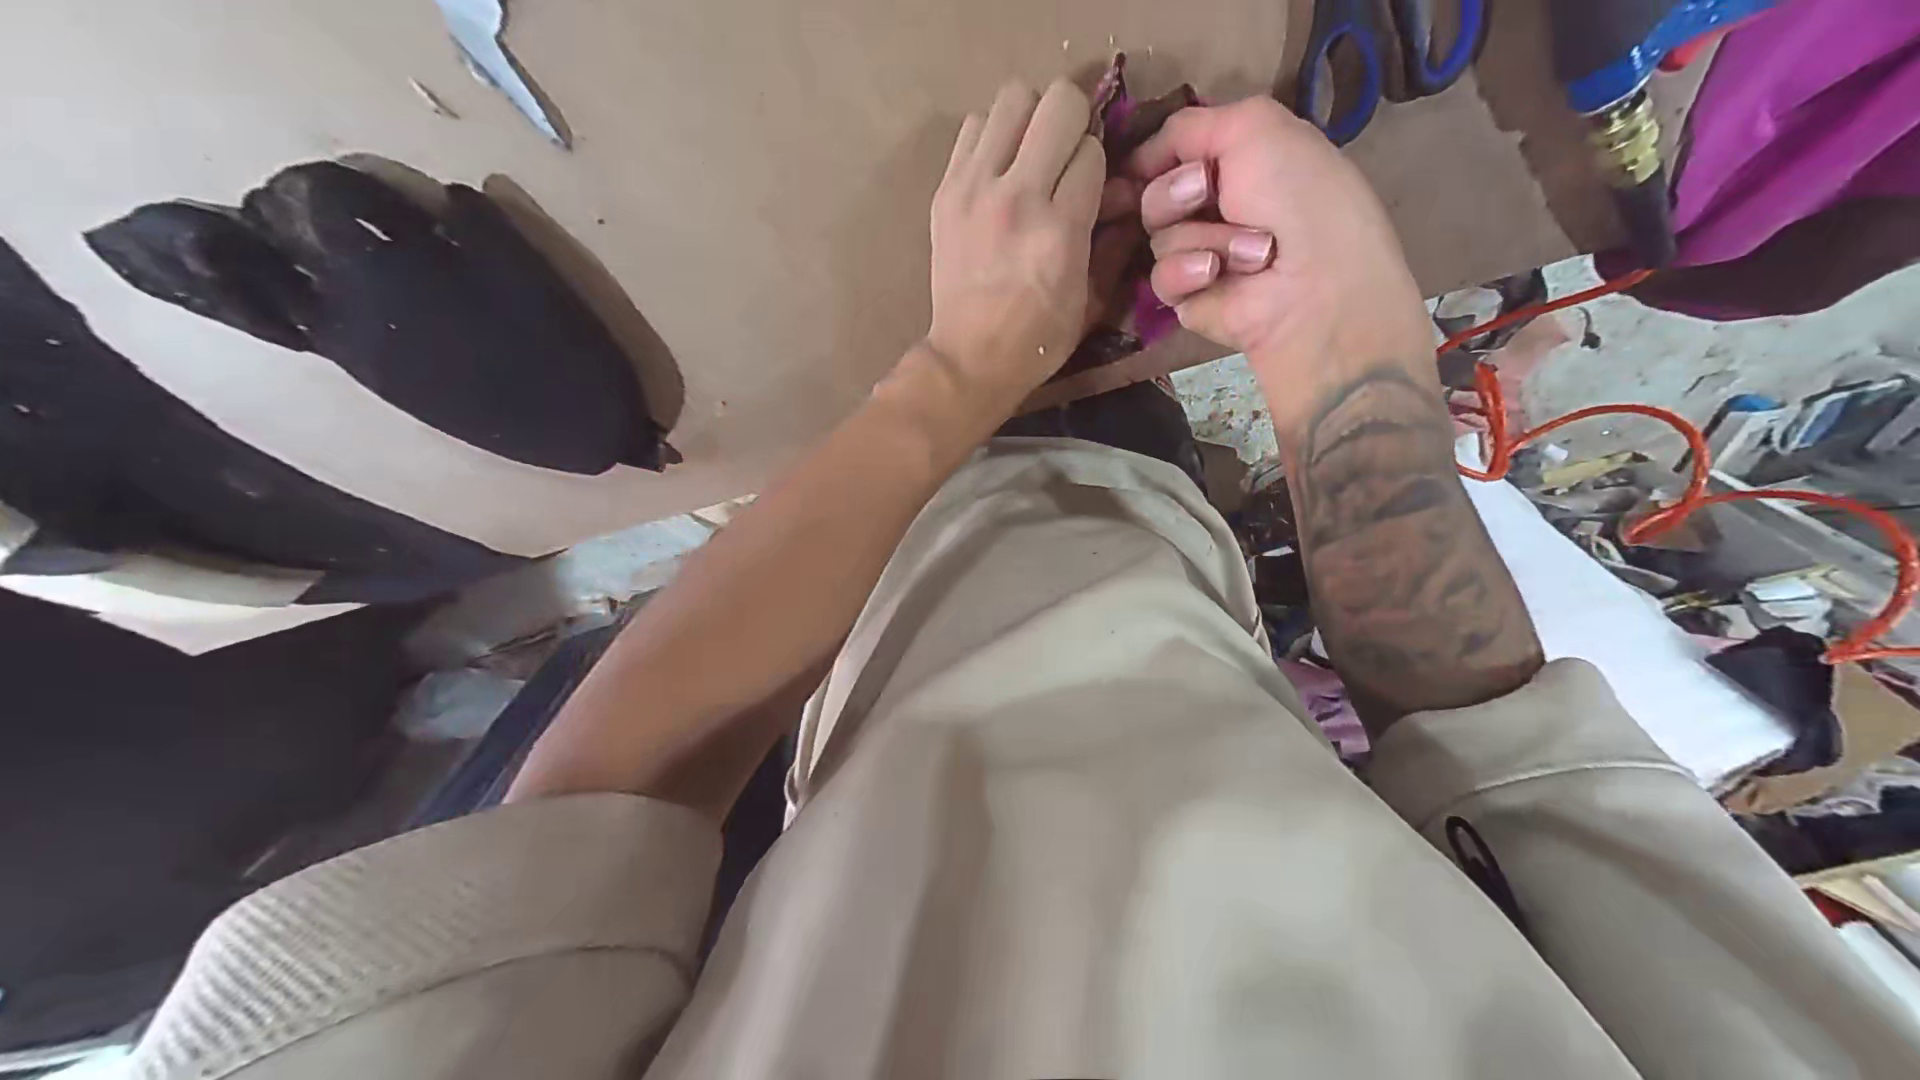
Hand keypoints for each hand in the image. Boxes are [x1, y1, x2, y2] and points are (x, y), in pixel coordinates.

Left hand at [924, 79, 1105, 412]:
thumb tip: (1125, 194)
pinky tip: (998, 171)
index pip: (1092, 150)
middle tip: (1063, 156)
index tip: (1090, 187)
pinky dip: (992, 137)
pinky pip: (973, 128)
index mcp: (1059, 229)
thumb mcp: (1090, 301)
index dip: (1098, 165)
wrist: (969, 358)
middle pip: (1057, 102)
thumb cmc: (1036, 340)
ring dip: (1029, 121)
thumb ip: (1111, 241)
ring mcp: (974, 189)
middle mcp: (1016, 198)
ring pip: (1012, 99)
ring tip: (1028, 158)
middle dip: (1072, 123)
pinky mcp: (945, 192)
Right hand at [1125, 98, 1433, 420]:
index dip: (1151, 158)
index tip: (1147, 164)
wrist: (1313, 283)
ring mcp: (1197, 255)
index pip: (1166, 155)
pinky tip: (1217, 276)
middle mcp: (1211, 208)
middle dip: (1174, 193)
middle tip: (1207, 195)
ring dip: (1201, 236)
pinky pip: (1161, 277)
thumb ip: (1187, 126)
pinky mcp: (1187, 298)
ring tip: (1248, 251)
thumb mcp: (1254, 126)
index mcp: (1233, 163)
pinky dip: (1188, 271)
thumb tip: (1138, 158)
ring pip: (1157, 237)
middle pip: (1151, 195)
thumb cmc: (1297, 196)